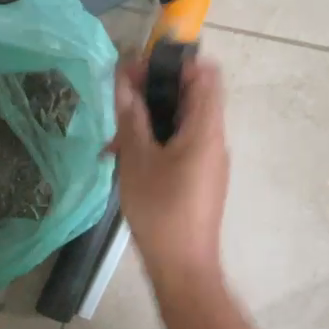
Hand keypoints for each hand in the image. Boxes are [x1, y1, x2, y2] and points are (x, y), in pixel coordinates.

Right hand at [107, 56, 229, 286]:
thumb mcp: (138, 161)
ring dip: (148, 120)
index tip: (136, 70)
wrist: (182, 264)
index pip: (203, 74)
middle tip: (117, 101)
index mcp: (206, 128)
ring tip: (114, 139)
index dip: (173, 63)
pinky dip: (155, 142)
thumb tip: (124, 84)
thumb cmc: (160, 211)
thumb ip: (131, 120)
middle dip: (153, 92)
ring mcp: (209, 160)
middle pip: (191, 97)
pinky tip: (127, 160)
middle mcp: (214, 139)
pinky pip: (179, 146)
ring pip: (181, 124)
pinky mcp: (199, 179)